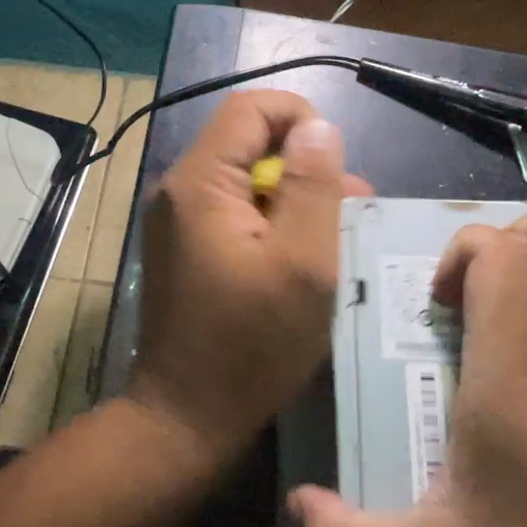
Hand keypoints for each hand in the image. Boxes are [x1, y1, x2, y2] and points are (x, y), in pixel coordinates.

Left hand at [126, 92, 370, 461]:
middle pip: (248, 143)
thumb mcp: (303, 264)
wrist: (187, 417)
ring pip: (244, 179)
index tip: (338, 165)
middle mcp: (178, 190)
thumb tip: (318, 127)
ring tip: (335, 239)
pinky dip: (270, 223)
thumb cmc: (252, 345)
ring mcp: (176, 221)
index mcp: (199, 183)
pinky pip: (232, 211)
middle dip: (304, 167)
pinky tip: (299, 260)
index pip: (250, 109)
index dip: (301, 119)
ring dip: (293, 198)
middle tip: (351, 211)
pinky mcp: (182, 248)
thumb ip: (313, 186)